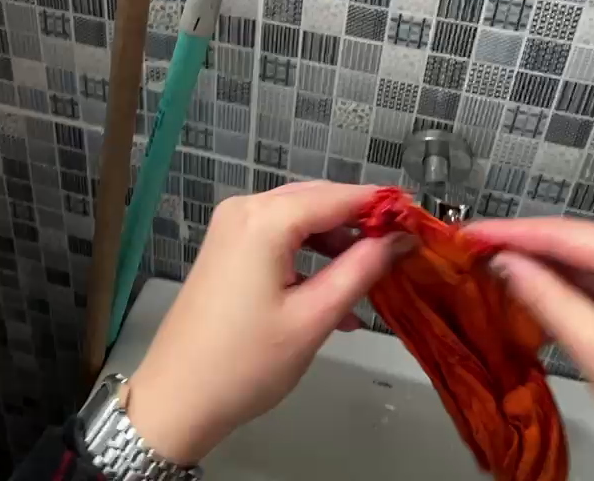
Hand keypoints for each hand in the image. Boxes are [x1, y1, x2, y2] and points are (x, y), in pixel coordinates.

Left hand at [125, 181, 411, 463]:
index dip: (379, 203)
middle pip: (316, 200)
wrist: (177, 396)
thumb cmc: (246, 362)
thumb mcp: (313, 317)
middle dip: (358, 221)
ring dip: (334, 241)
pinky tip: (334, 289)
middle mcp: (245, 208)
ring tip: (371, 275)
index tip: (416, 214)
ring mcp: (231, 225)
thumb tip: (399, 239)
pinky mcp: (227, 245)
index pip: (336, 197)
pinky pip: (278, 234)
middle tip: (399, 244)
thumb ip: (360, 271)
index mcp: (265, 219)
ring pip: (298, 217)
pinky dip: (308, 254)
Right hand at [465, 218, 593, 480]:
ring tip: (490, 265)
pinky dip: (566, 286)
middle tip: (470, 249)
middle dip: (522, 248)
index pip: (564, 235)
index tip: (465, 233)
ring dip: (541, 267)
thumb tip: (502, 261)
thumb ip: (548, 299)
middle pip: (574, 242)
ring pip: (584, 260)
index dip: (509, 233)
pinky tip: (533, 288)